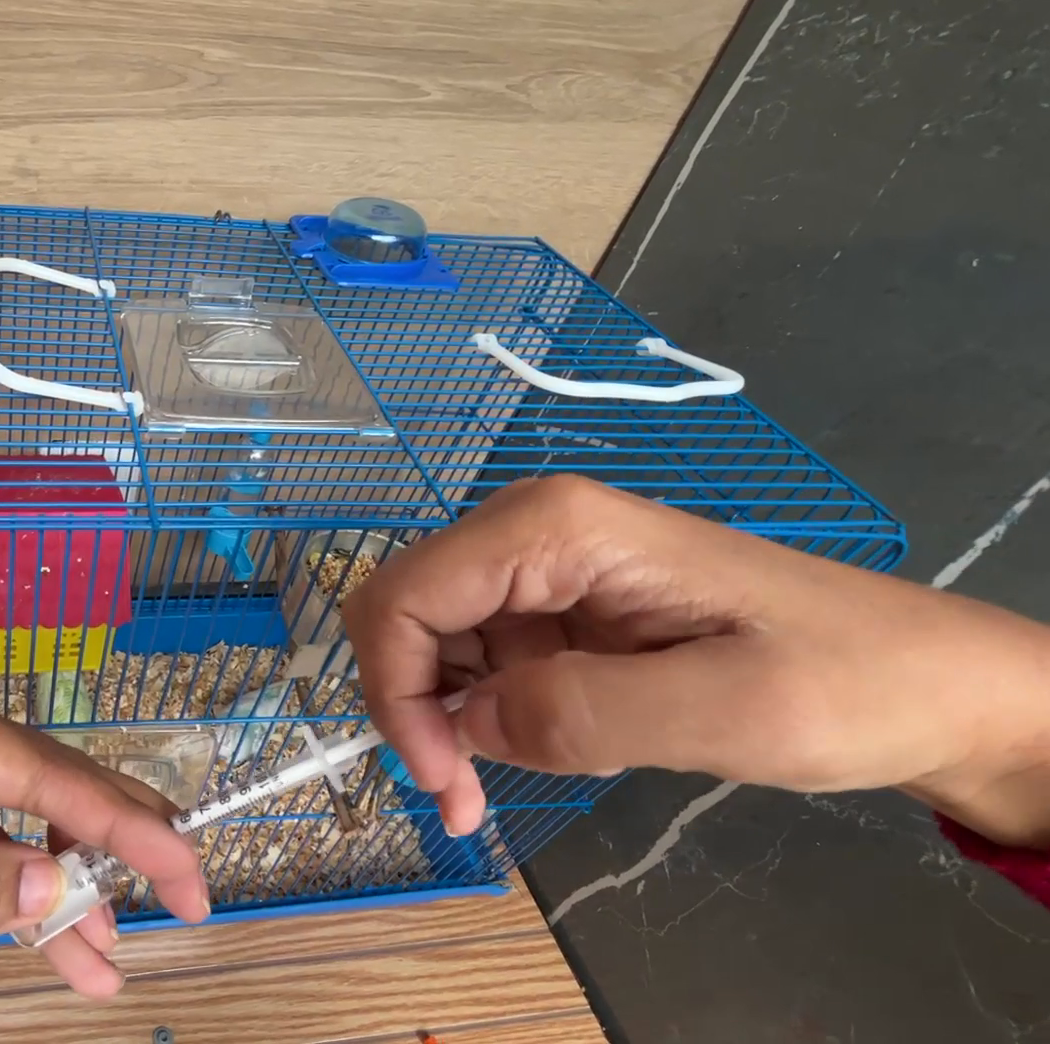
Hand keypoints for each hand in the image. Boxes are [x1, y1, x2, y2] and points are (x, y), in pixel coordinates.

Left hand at [0, 678, 208, 1020]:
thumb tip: (57, 884)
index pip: (35, 768)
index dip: (115, 817)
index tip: (181, 862)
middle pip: (52, 784)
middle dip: (119, 840)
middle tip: (189, 891)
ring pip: (39, 826)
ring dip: (81, 888)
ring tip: (121, 951)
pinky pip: (7, 859)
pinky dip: (41, 908)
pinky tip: (79, 956)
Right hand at [344, 475, 1049, 848]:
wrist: (926, 679)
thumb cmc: (846, 682)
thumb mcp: (730, 713)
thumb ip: (584, 714)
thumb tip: (466, 727)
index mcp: (552, 528)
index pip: (404, 597)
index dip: (394, 687)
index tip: (439, 777)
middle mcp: (523, 530)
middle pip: (401, 611)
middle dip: (407, 703)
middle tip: (453, 792)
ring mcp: (531, 564)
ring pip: (424, 636)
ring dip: (435, 716)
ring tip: (479, 790)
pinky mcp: (544, 601)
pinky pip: (468, 654)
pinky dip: (468, 712)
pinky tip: (517, 750)